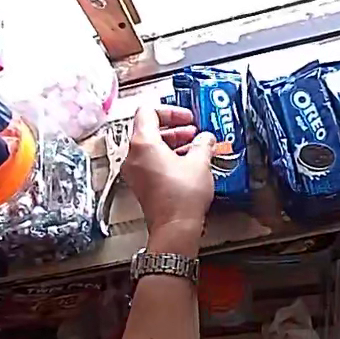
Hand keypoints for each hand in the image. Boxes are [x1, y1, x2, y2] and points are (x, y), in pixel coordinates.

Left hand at [122, 104, 214, 254]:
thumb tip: (206, 138)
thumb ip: (203, 144)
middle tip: (193, 132)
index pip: (148, 111)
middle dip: (173, 128)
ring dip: (171, 143)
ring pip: (150, 147)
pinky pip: (151, 163)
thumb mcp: (200, 162)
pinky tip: (187, 164)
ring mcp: (135, 172)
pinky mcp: (141, 185)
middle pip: (148, 129)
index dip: (170, 111)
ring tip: (194, 148)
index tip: (187, 117)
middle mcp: (133, 156)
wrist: (175, 228)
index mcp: (143, 143)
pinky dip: (167, 158)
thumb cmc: (182, 196)